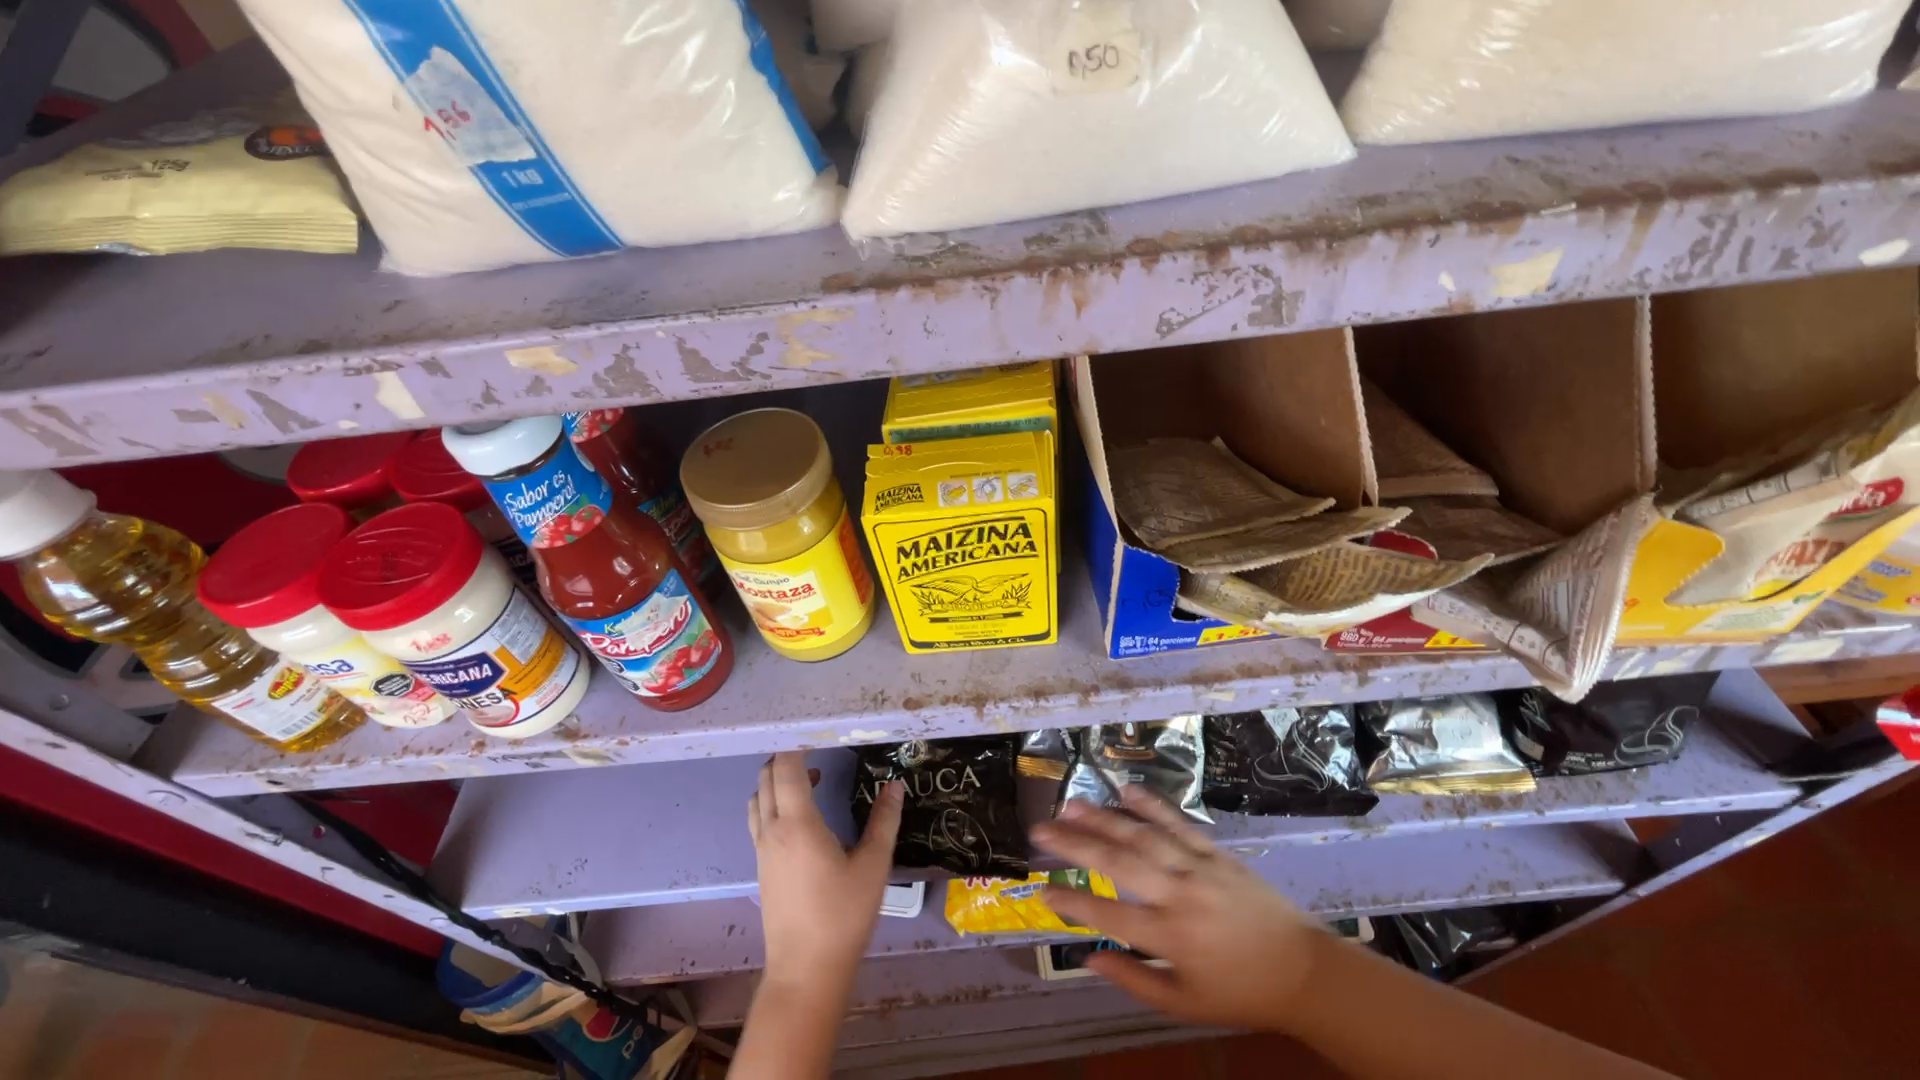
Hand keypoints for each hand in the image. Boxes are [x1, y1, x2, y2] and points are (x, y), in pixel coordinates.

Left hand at [748, 752, 902, 986]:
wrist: (805, 969)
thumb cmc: (842, 916)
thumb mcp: (873, 866)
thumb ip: (883, 821)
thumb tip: (894, 785)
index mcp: (797, 824)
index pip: (788, 767)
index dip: (799, 743)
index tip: (819, 731)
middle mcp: (772, 830)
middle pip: (767, 777)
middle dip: (788, 757)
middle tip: (819, 750)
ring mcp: (762, 850)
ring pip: (758, 798)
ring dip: (778, 780)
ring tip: (811, 781)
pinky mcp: (761, 867)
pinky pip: (759, 819)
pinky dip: (773, 802)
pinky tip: (802, 818)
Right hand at [1031, 788, 1327, 1032]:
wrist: (1303, 970)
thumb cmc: (1239, 993)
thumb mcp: (1184, 1004)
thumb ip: (1133, 979)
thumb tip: (1088, 958)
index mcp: (1170, 936)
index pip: (1108, 914)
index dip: (1071, 901)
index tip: (1041, 889)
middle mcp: (1179, 895)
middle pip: (1119, 861)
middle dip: (1076, 842)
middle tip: (1041, 828)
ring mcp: (1199, 868)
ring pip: (1144, 835)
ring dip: (1104, 817)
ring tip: (1071, 803)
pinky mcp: (1217, 854)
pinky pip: (1179, 824)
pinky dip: (1152, 805)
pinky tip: (1126, 791)